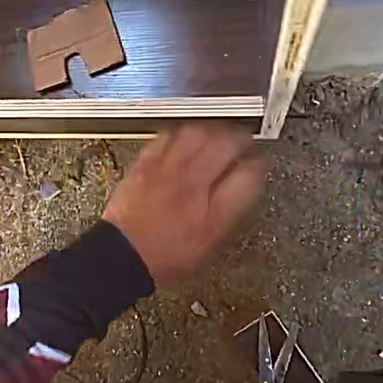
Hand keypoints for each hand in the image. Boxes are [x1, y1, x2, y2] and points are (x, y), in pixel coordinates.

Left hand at [104, 123, 265, 287]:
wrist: (122, 253)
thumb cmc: (163, 254)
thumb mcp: (208, 240)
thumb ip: (230, 208)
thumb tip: (247, 183)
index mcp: (210, 206)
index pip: (247, 173)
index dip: (258, 165)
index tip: (260, 162)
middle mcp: (189, 182)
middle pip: (223, 143)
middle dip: (240, 138)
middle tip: (245, 139)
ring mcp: (165, 169)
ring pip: (195, 132)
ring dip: (211, 129)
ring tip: (218, 132)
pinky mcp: (144, 164)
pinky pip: (165, 136)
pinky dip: (180, 131)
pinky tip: (183, 135)